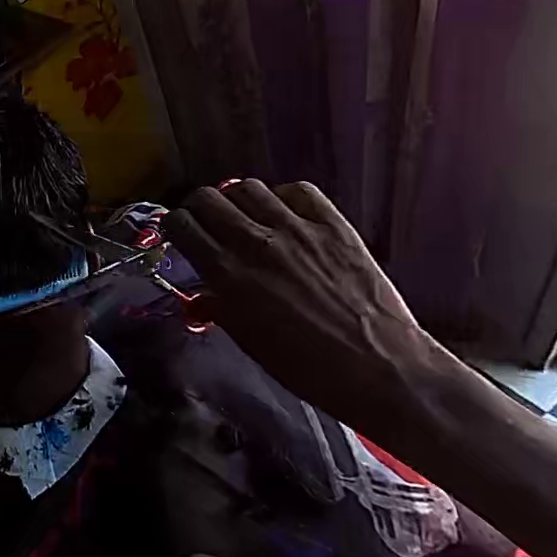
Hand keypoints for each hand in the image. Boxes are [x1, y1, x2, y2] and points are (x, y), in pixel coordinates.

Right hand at [166, 180, 458, 438]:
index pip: (182, 224)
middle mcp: (255, 243)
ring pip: (248, 187)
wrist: (381, 369)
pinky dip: (283, 197)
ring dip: (238, 200)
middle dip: (199, 208)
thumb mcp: (247, 340)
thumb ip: (219, 305)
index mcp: (228, 274)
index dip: (174, 226)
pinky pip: (297, 190)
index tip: (180, 234)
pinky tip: (285, 215)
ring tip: (246, 217)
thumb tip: (205, 290)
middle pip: (208, 198)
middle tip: (206, 222)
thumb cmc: (306, 367)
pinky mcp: (333, 225)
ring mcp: (296, 229)